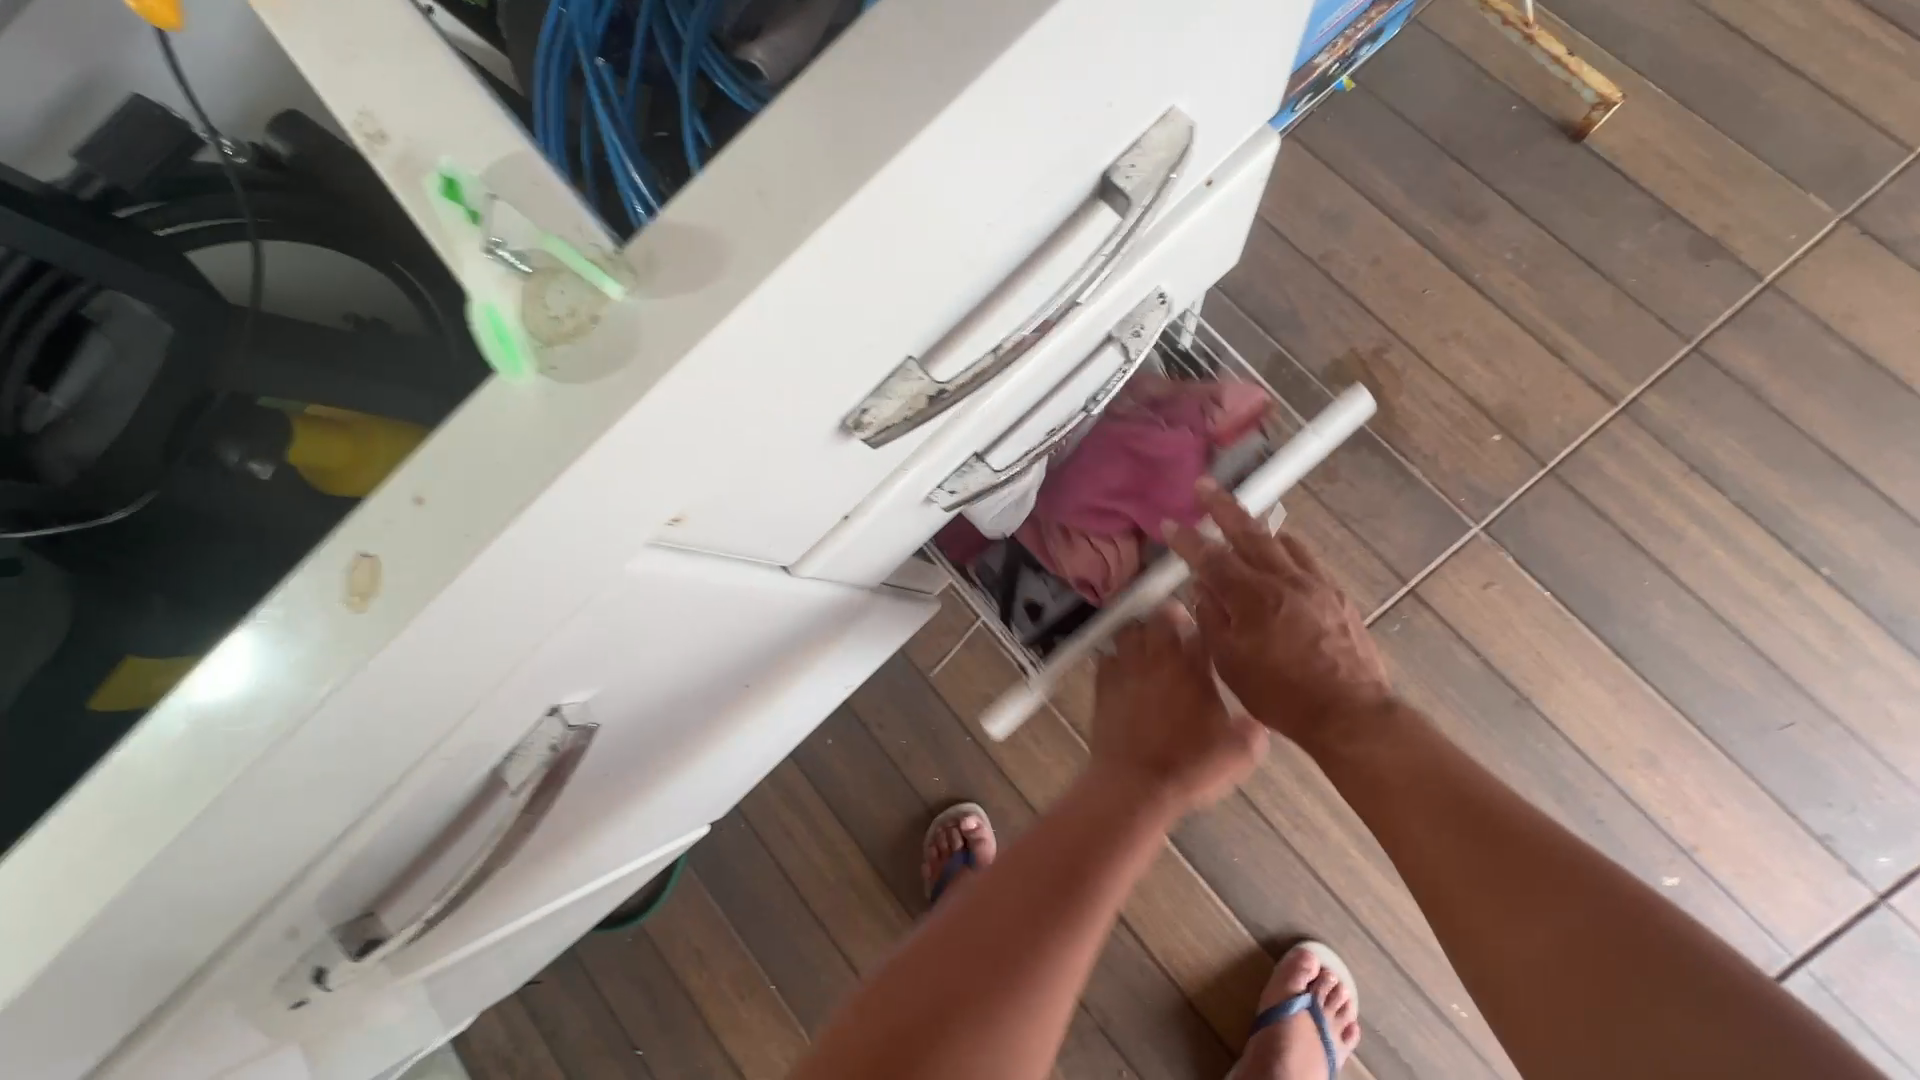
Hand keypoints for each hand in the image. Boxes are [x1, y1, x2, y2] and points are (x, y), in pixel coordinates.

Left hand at [1090, 602, 1266, 814]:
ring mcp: (1126, 670)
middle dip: (1171, 615)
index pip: (1201, 630)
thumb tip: (1255, 723)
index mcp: (1193, 668)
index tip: (1210, 633)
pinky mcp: (1102, 686)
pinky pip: (1107, 656)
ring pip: (1130, 630)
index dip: (1206, 627)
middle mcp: (1158, 659)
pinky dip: (1116, 656)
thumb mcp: (1238, 753)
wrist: (1134, 785)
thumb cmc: (1189, 767)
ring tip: (1150, 643)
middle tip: (1179, 627)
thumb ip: (1252, 730)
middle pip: (1161, 616)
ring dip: (1141, 631)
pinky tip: (1125, 669)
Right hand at [1164, 480, 1392, 752]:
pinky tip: (1281, 557)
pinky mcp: (1337, 596)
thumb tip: (1202, 589)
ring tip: (1244, 522)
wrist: (1349, 712)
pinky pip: (1306, 560)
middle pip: (1250, 533)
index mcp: (1253, 598)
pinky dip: (1286, 550)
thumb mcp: (1230, 663)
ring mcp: (1316, 585)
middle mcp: (1286, 581)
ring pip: (1283, 542)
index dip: (1187, 541)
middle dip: (1224, 508)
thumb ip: (1213, 620)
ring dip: (1259, 528)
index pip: (1212, 558)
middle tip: (1205, 487)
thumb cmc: (1281, 695)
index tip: (1169, 524)